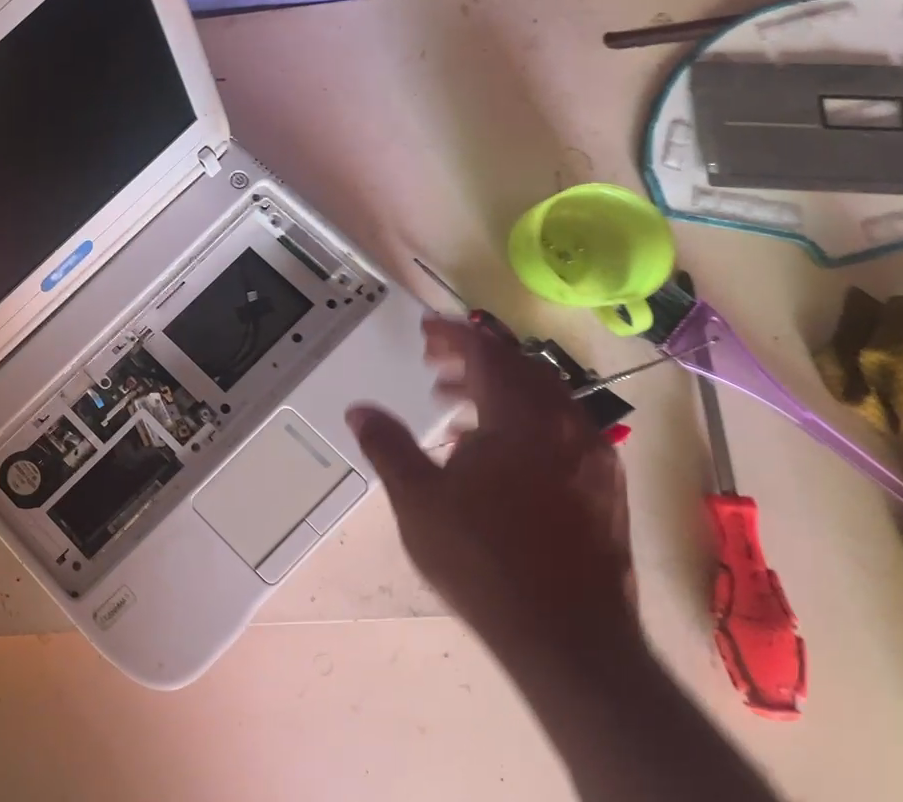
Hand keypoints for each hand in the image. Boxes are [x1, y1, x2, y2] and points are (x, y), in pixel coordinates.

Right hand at [347, 317, 636, 659]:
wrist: (565, 635)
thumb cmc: (482, 559)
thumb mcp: (416, 498)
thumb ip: (387, 445)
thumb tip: (360, 409)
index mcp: (521, 420)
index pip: (488, 354)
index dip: (454, 335)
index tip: (425, 329)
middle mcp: (567, 429)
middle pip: (524, 370)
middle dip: (477, 360)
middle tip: (435, 368)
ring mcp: (593, 460)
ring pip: (548, 401)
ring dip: (502, 392)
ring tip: (457, 411)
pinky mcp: (604, 490)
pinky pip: (564, 432)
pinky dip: (526, 423)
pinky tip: (495, 455)